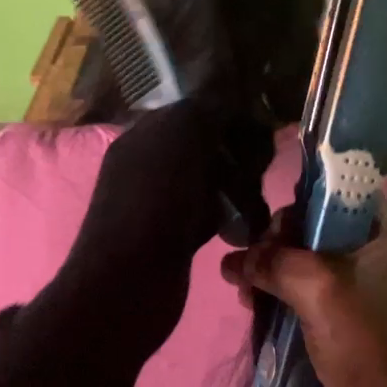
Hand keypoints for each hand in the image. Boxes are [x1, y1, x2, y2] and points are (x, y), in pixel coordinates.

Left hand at [0, 101, 274, 386]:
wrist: (128, 285)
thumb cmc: (155, 199)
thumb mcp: (181, 132)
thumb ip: (205, 108)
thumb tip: (228, 101)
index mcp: (143, 133)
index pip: (194, 109)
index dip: (227, 114)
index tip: (257, 127)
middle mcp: (148, 163)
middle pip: (206, 144)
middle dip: (236, 151)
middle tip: (258, 167)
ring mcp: (160, 201)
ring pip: (213, 178)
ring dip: (238, 183)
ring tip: (255, 196)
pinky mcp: (174, 236)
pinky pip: (211, 211)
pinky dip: (231, 213)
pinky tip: (245, 221)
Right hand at [221, 200, 386, 386]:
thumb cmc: (361, 333)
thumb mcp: (317, 288)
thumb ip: (276, 263)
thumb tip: (232, 259)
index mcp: (380, 227)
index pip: (338, 189)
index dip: (303, 199)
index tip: (275, 225)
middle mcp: (368, 243)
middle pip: (313, 222)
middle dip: (277, 241)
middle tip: (253, 262)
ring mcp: (354, 275)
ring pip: (302, 254)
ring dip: (270, 266)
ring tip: (244, 286)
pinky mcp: (338, 304)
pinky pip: (301, 282)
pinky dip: (277, 287)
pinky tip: (251, 298)